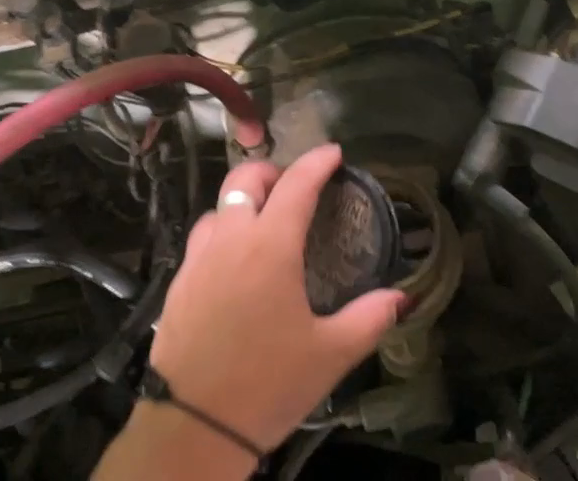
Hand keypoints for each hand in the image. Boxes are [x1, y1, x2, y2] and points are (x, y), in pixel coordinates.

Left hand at [149, 143, 404, 453]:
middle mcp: (230, 239)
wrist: (192, 424)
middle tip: (295, 185)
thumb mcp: (330, 355)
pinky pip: (201, 238)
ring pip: (217, 206)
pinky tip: (234, 261)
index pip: (296, 185)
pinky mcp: (178, 282)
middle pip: (245, 179)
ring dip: (242, 201)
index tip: (334, 152)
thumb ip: (368, 319)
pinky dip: (222, 231)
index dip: (317, 162)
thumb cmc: (267, 383)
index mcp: (270, 245)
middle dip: (272, 171)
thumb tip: (399, 297)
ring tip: (263, 221)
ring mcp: (198, 259)